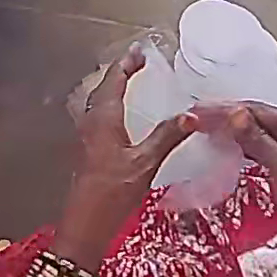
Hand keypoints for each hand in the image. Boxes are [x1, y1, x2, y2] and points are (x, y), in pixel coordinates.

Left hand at [54, 46, 190, 269]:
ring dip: (114, 87)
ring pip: (99, 101)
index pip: (113, 80)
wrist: (85, 225)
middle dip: (120, 71)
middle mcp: (91, 122)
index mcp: (103, 118)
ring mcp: (87, 136)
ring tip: (130, 80)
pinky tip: (122, 114)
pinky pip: (99, 115)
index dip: (127, 64)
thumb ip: (167, 136)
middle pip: (103, 87)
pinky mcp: (88, 149)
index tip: (140, 51)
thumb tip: (191, 114)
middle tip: (138, 62)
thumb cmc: (113, 192)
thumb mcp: (145, 163)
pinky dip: (112, 104)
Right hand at [192, 103, 276, 264]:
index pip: (258, 111)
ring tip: (202, 130)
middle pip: (255, 121)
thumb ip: (259, 140)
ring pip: (254, 136)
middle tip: (195, 118)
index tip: (200, 111)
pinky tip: (223, 149)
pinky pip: (256, 154)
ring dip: (229, 132)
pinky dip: (238, 149)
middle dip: (225, 118)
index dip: (226, 110)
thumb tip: (235, 114)